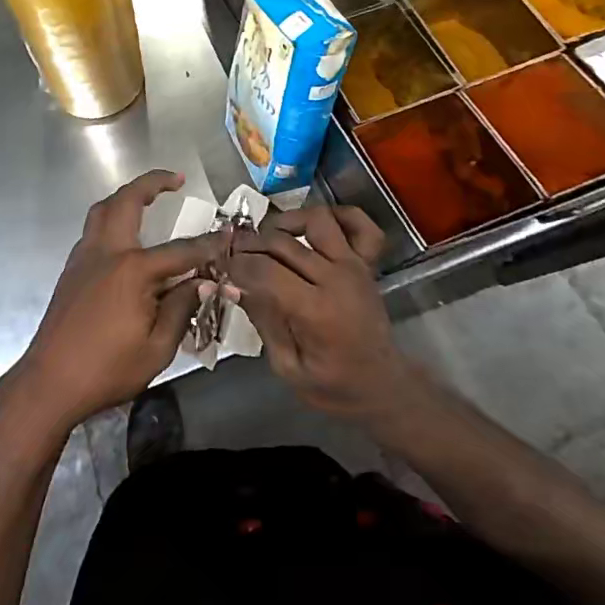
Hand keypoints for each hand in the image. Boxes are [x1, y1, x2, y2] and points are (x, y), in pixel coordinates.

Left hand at [4, 170, 221, 431]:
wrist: (50, 380)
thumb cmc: (107, 369)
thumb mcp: (157, 347)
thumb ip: (181, 308)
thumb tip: (201, 281)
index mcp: (131, 270)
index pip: (180, 250)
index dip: (208, 245)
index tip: (228, 237)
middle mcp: (105, 252)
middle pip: (126, 202)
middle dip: (151, 184)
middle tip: (174, 179)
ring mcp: (83, 257)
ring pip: (103, 211)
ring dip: (126, 197)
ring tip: (148, 198)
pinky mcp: (72, 269)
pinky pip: (93, 231)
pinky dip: (111, 219)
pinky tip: (126, 238)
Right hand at [226, 205, 416, 421]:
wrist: (383, 388)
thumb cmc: (333, 386)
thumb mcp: (287, 367)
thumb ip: (262, 321)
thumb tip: (233, 286)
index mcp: (316, 310)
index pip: (264, 269)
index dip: (236, 264)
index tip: (220, 269)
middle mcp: (337, 278)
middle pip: (282, 242)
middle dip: (249, 244)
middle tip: (232, 253)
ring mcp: (355, 266)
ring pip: (317, 220)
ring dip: (286, 222)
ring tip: (267, 237)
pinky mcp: (366, 264)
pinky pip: (360, 226)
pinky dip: (339, 216)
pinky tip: (313, 227)